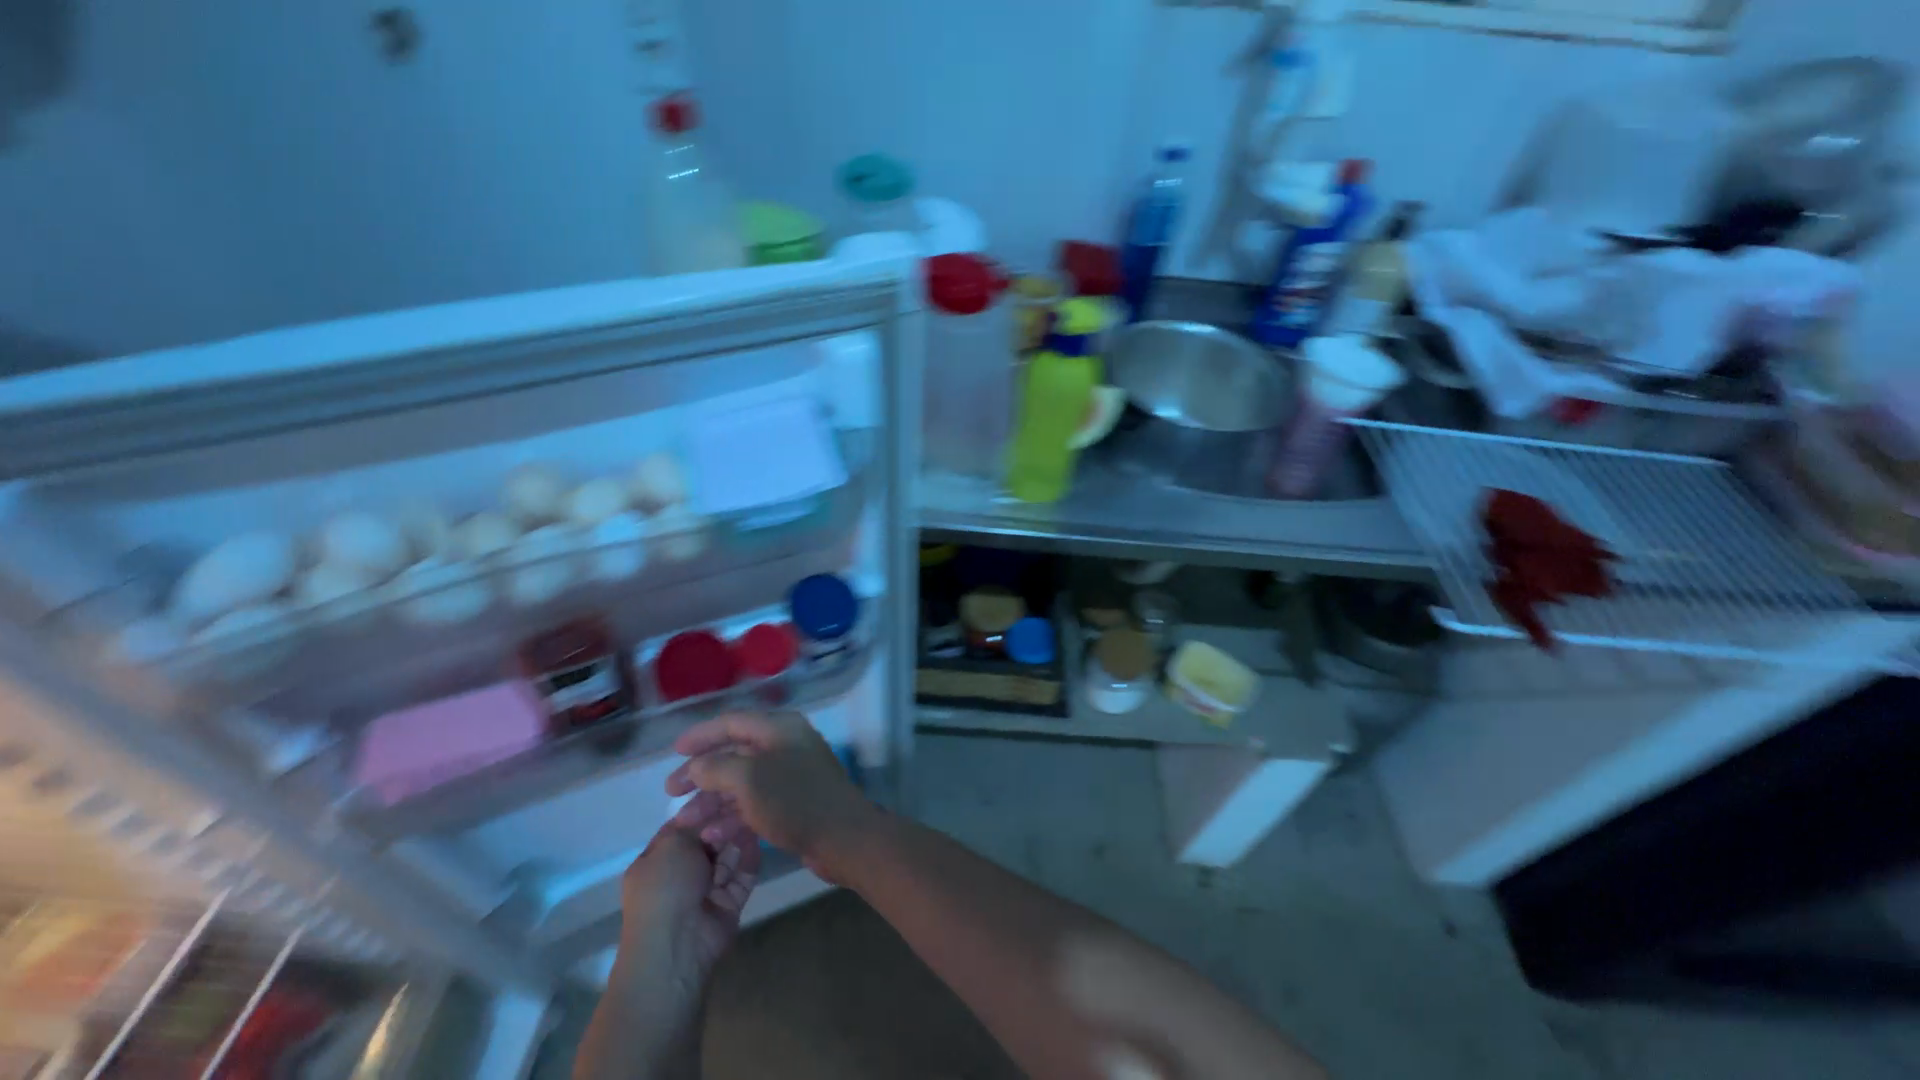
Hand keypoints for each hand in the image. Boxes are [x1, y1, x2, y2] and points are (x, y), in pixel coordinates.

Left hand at [620, 824, 759, 981]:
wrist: (678, 944)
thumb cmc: (665, 888)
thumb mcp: (670, 845)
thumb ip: (692, 824)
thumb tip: (707, 813)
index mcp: (657, 860)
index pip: (681, 828)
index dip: (700, 811)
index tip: (721, 793)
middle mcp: (680, 873)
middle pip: (707, 840)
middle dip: (721, 826)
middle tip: (738, 809)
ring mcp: (705, 890)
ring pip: (726, 856)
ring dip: (736, 840)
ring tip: (749, 822)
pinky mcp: (729, 902)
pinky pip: (742, 876)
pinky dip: (748, 861)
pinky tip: (756, 842)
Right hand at [664, 711, 880, 881]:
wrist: (843, 838)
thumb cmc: (794, 800)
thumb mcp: (748, 779)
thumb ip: (715, 767)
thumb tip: (697, 766)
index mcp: (780, 728)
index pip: (731, 722)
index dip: (700, 735)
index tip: (674, 751)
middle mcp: (785, 746)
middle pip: (734, 754)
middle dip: (701, 775)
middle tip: (672, 794)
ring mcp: (791, 776)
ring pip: (742, 783)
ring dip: (712, 802)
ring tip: (685, 822)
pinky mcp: (794, 804)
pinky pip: (755, 804)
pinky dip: (733, 816)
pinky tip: (713, 835)